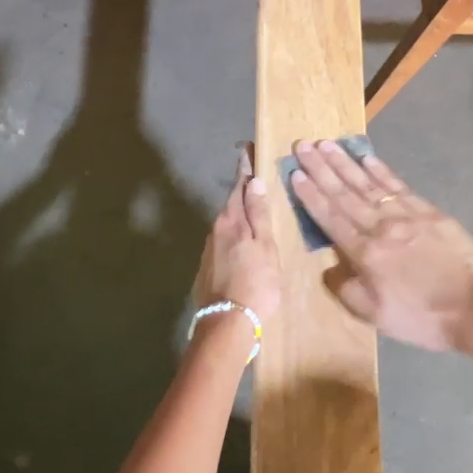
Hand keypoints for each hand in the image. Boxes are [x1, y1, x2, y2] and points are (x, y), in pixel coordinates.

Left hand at [197, 148, 280, 323]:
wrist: (227, 323)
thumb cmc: (256, 283)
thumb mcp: (265, 247)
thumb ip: (259, 215)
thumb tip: (255, 181)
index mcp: (232, 220)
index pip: (239, 186)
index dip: (245, 168)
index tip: (246, 149)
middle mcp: (216, 229)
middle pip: (231, 203)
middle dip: (241, 188)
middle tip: (252, 173)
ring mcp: (209, 249)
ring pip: (226, 222)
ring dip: (238, 211)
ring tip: (251, 203)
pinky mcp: (207, 267)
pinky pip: (223, 240)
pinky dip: (233, 232)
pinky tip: (242, 239)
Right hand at [289, 140, 472, 351]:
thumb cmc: (423, 318)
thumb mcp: (375, 316)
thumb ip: (347, 290)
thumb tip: (331, 268)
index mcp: (365, 253)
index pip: (330, 217)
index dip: (310, 195)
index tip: (294, 173)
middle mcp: (381, 226)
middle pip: (344, 193)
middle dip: (321, 168)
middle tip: (302, 145)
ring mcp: (407, 215)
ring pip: (368, 184)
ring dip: (345, 162)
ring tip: (326, 144)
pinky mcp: (430, 212)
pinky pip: (398, 186)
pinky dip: (380, 170)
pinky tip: (367, 158)